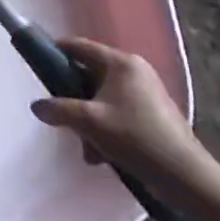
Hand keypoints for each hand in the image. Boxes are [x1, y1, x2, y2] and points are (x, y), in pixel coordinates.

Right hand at [30, 37, 219, 200]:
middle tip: (65, 120)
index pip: (79, 46)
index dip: (55, 52)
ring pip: (101, 99)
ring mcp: (146, 91)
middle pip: (89, 76)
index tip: (37, 64)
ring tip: (90, 149)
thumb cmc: (134, 137)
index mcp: (121, 63)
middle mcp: (135, 70)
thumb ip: (58, 109)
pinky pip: (117, 113)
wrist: (183, 174)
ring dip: (89, 123)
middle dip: (74, 101)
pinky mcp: (152, 112)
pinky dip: (105, 130)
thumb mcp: (89, 121)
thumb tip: (38, 106)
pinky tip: (104, 155)